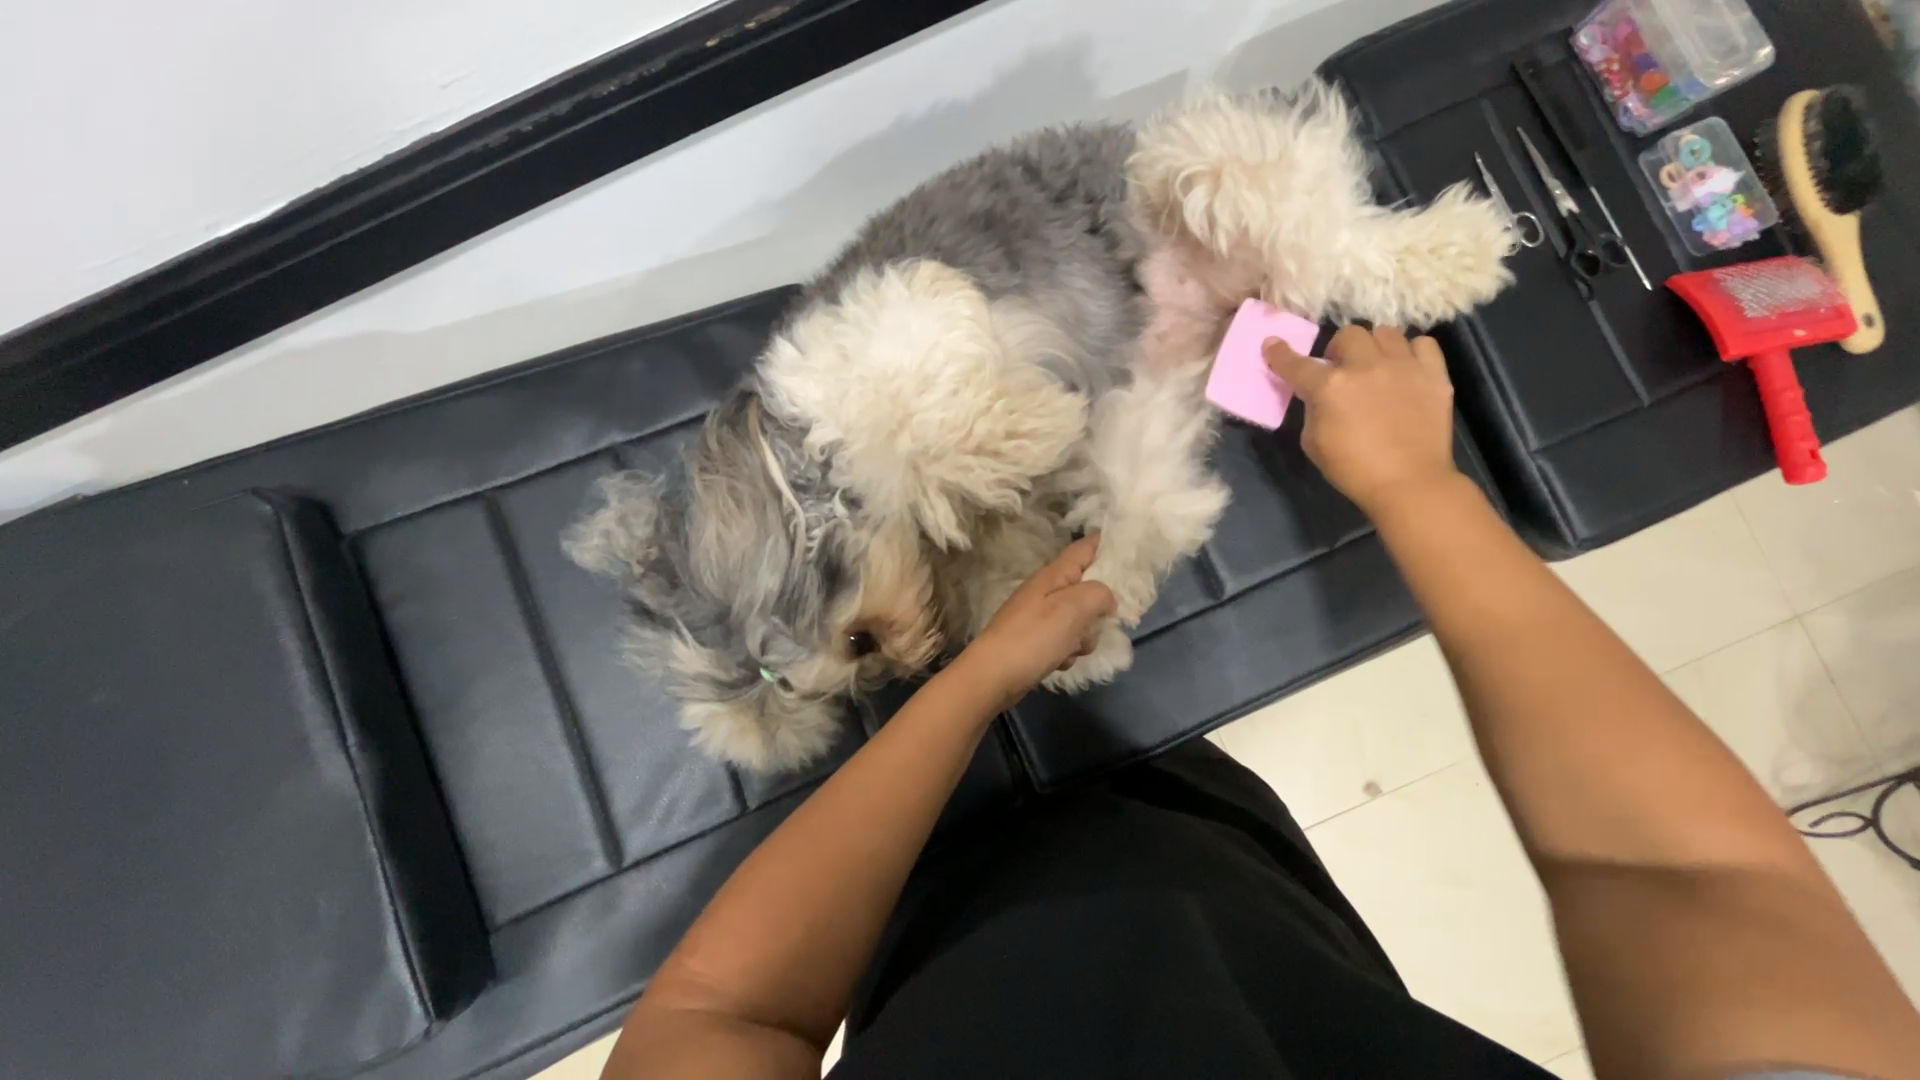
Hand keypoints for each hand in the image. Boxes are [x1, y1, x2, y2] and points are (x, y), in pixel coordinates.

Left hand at [954, 536, 1117, 709]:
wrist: (993, 676)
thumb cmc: (1034, 637)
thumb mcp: (1073, 608)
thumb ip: (1099, 594)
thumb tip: (1108, 597)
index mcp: (1054, 574)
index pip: (1086, 548)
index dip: (1110, 545)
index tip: (1134, 554)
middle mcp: (1047, 591)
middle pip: (1088, 589)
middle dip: (1100, 609)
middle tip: (1096, 623)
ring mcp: (1041, 616)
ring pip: (1080, 620)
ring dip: (1083, 637)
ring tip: (1070, 647)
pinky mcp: (1037, 641)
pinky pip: (1065, 641)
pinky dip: (1067, 652)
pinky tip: (1057, 661)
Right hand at [1264, 324, 1462, 514]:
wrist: (1408, 482)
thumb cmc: (1352, 469)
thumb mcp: (1313, 442)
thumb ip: (1313, 410)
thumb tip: (1319, 396)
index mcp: (1329, 387)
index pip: (1297, 363)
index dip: (1280, 354)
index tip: (1273, 345)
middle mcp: (1365, 367)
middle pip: (1349, 334)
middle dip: (1339, 349)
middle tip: (1341, 368)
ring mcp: (1403, 366)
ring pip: (1386, 332)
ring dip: (1374, 346)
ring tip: (1376, 365)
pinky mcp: (1434, 374)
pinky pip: (1423, 344)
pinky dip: (1411, 351)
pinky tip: (1406, 369)